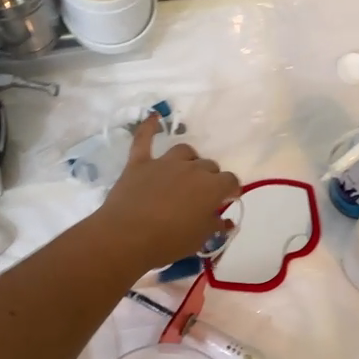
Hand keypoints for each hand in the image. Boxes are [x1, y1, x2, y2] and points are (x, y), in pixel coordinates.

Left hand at [93, 115, 241, 272]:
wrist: (127, 237)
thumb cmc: (169, 242)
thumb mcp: (199, 239)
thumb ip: (215, 225)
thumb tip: (224, 219)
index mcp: (212, 187)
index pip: (231, 181)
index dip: (230, 190)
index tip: (226, 200)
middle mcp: (192, 168)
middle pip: (209, 166)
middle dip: (210, 178)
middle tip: (201, 196)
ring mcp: (164, 163)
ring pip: (185, 151)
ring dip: (189, 160)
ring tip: (185, 173)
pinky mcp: (140, 163)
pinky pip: (144, 139)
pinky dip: (149, 128)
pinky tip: (153, 117)